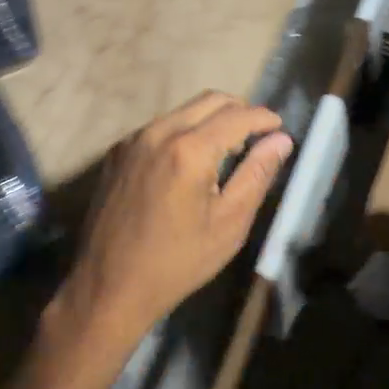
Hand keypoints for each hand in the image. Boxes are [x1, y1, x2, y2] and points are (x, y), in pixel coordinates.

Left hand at [56, 92, 292, 336]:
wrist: (107, 288)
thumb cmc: (176, 263)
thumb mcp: (228, 224)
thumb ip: (257, 175)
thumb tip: (281, 140)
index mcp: (189, 150)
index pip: (237, 116)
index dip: (263, 117)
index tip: (279, 126)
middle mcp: (159, 132)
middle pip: (210, 100)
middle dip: (239, 110)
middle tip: (257, 134)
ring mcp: (134, 139)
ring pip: (184, 110)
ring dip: (210, 120)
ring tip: (226, 149)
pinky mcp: (118, 151)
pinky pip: (160, 126)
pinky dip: (184, 132)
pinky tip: (189, 163)